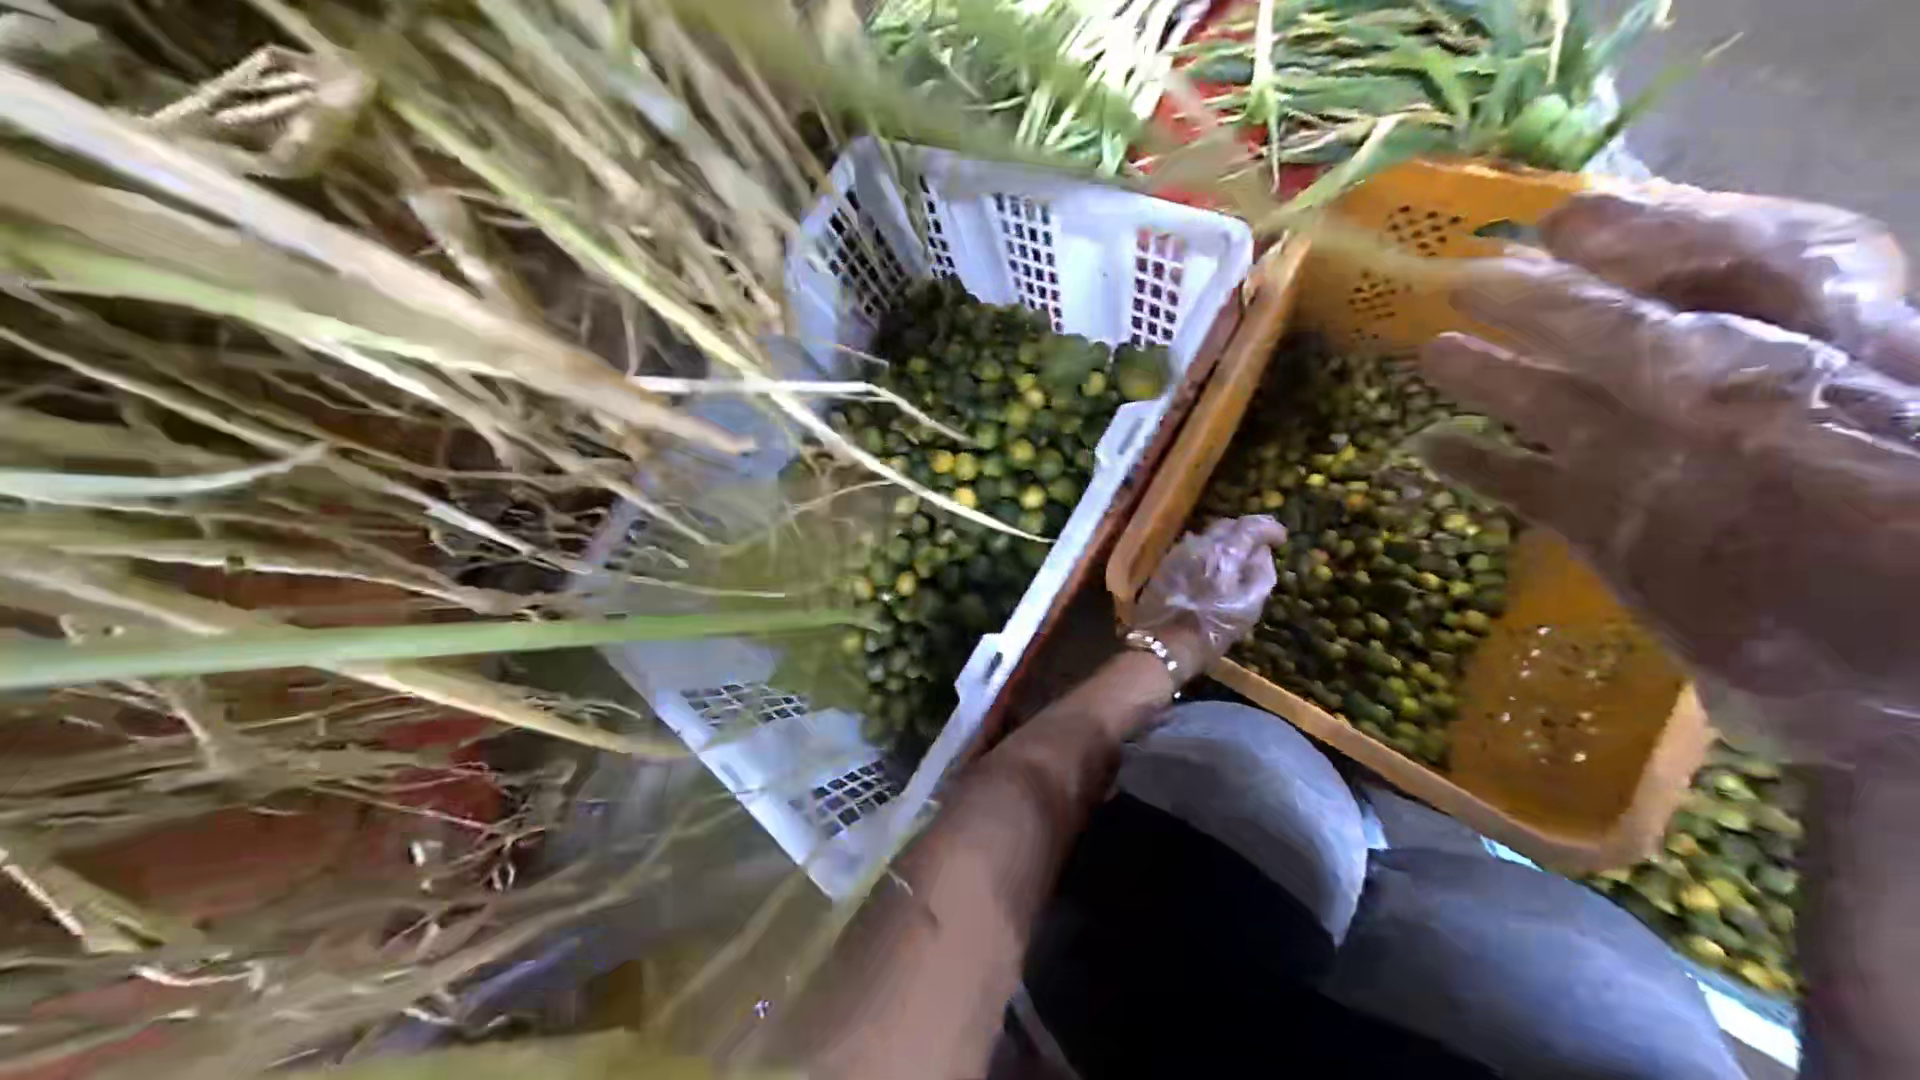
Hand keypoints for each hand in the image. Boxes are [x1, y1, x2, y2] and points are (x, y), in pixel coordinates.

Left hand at [1130, 514, 1287, 678]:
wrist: (1164, 645)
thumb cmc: (1212, 630)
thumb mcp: (1248, 607)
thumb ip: (1260, 574)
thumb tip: (1262, 552)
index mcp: (1224, 553)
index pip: (1250, 526)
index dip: (1269, 528)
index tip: (1281, 538)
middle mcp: (1199, 545)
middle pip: (1226, 526)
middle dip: (1246, 532)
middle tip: (1259, 545)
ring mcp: (1178, 553)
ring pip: (1207, 536)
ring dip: (1225, 542)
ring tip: (1237, 557)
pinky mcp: (1165, 564)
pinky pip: (1191, 548)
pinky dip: (1207, 552)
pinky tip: (1212, 567)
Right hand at [1415, 185, 1919, 761]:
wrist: (1904, 678)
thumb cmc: (1910, 574)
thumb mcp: (1886, 478)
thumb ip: (1785, 414)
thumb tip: (1685, 368)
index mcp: (1821, 365)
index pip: (1739, 269)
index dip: (1652, 237)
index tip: (1566, 226)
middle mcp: (1726, 402)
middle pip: (1627, 331)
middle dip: (1549, 302)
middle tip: (1468, 281)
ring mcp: (1657, 466)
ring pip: (1563, 405)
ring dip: (1495, 377)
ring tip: (1431, 354)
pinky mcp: (1610, 527)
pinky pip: (1533, 487)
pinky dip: (1480, 469)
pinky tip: (1431, 450)